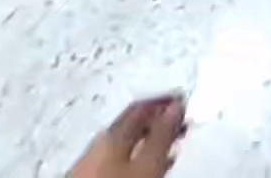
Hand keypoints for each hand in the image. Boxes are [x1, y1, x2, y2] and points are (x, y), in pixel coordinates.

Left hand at [70, 95, 186, 177]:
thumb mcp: (149, 165)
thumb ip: (163, 133)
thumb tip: (176, 106)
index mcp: (109, 137)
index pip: (140, 106)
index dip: (164, 101)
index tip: (185, 101)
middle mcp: (94, 150)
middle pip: (129, 126)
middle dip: (156, 122)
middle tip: (181, 124)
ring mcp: (85, 172)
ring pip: (122, 147)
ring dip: (147, 143)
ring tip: (170, 148)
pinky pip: (114, 166)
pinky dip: (135, 161)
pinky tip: (147, 172)